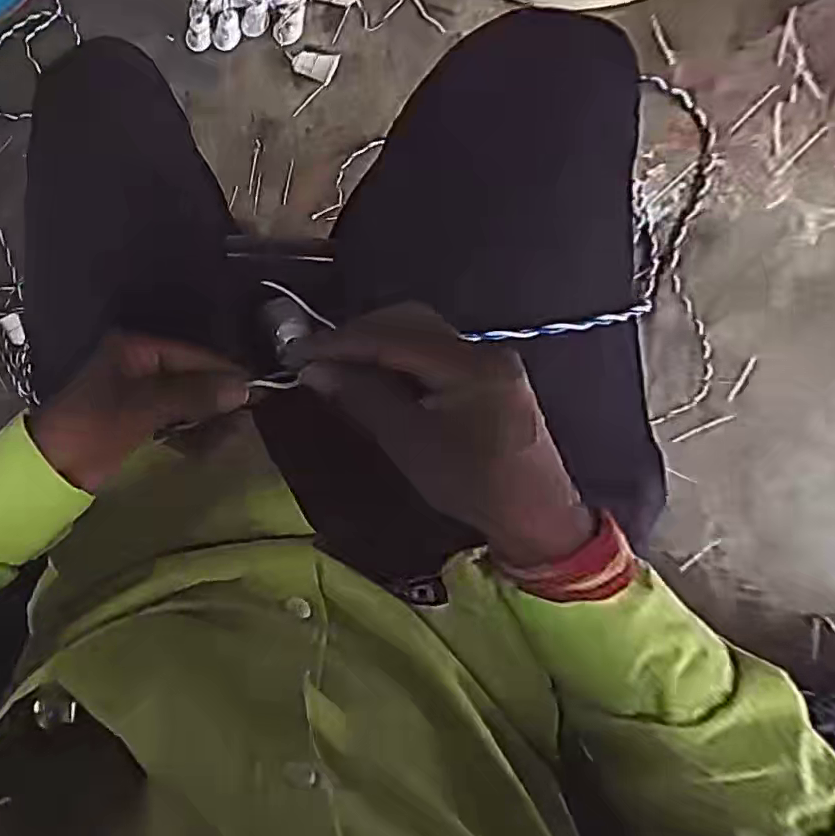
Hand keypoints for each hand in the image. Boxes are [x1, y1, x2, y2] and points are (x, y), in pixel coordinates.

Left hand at [29, 333, 251, 491]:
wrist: (52, 468)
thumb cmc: (93, 427)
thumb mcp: (144, 406)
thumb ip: (193, 394)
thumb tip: (242, 387)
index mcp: (134, 349)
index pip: (190, 354)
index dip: (223, 372)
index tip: (257, 389)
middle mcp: (138, 365)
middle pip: (190, 377)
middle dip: (217, 399)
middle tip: (246, 420)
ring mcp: (137, 394)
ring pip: (185, 401)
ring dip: (207, 418)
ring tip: (231, 436)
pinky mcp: (137, 420)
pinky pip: (174, 420)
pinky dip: (191, 432)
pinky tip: (209, 446)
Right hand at [289, 302, 594, 565]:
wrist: (536, 515)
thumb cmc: (471, 484)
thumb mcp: (408, 442)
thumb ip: (362, 397)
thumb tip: (314, 370)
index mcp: (468, 366)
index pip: (391, 338)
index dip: (339, 342)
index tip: (298, 352)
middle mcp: (480, 350)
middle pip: (406, 320)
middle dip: (355, 334)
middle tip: (315, 355)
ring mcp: (484, 358)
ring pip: (417, 330)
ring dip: (372, 341)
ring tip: (336, 362)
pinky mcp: (481, 372)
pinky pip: (427, 348)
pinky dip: (392, 354)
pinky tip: (370, 371)